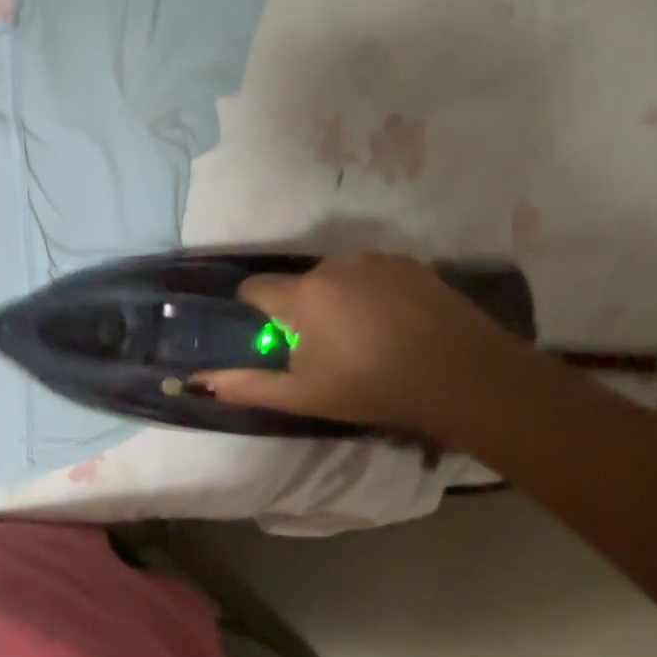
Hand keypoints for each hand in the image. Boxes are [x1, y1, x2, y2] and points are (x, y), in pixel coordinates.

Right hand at [198, 253, 525, 431]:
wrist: (462, 376)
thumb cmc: (370, 387)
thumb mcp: (299, 395)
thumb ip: (243, 385)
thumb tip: (194, 383)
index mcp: (301, 295)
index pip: (253, 289)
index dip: (251, 313)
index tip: (264, 341)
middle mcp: (335, 265)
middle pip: (296, 284)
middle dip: (295, 311)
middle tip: (314, 352)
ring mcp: (378, 260)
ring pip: (334, 278)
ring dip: (332, 301)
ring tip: (354, 339)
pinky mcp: (413, 264)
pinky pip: (371, 275)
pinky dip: (366, 295)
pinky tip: (385, 326)